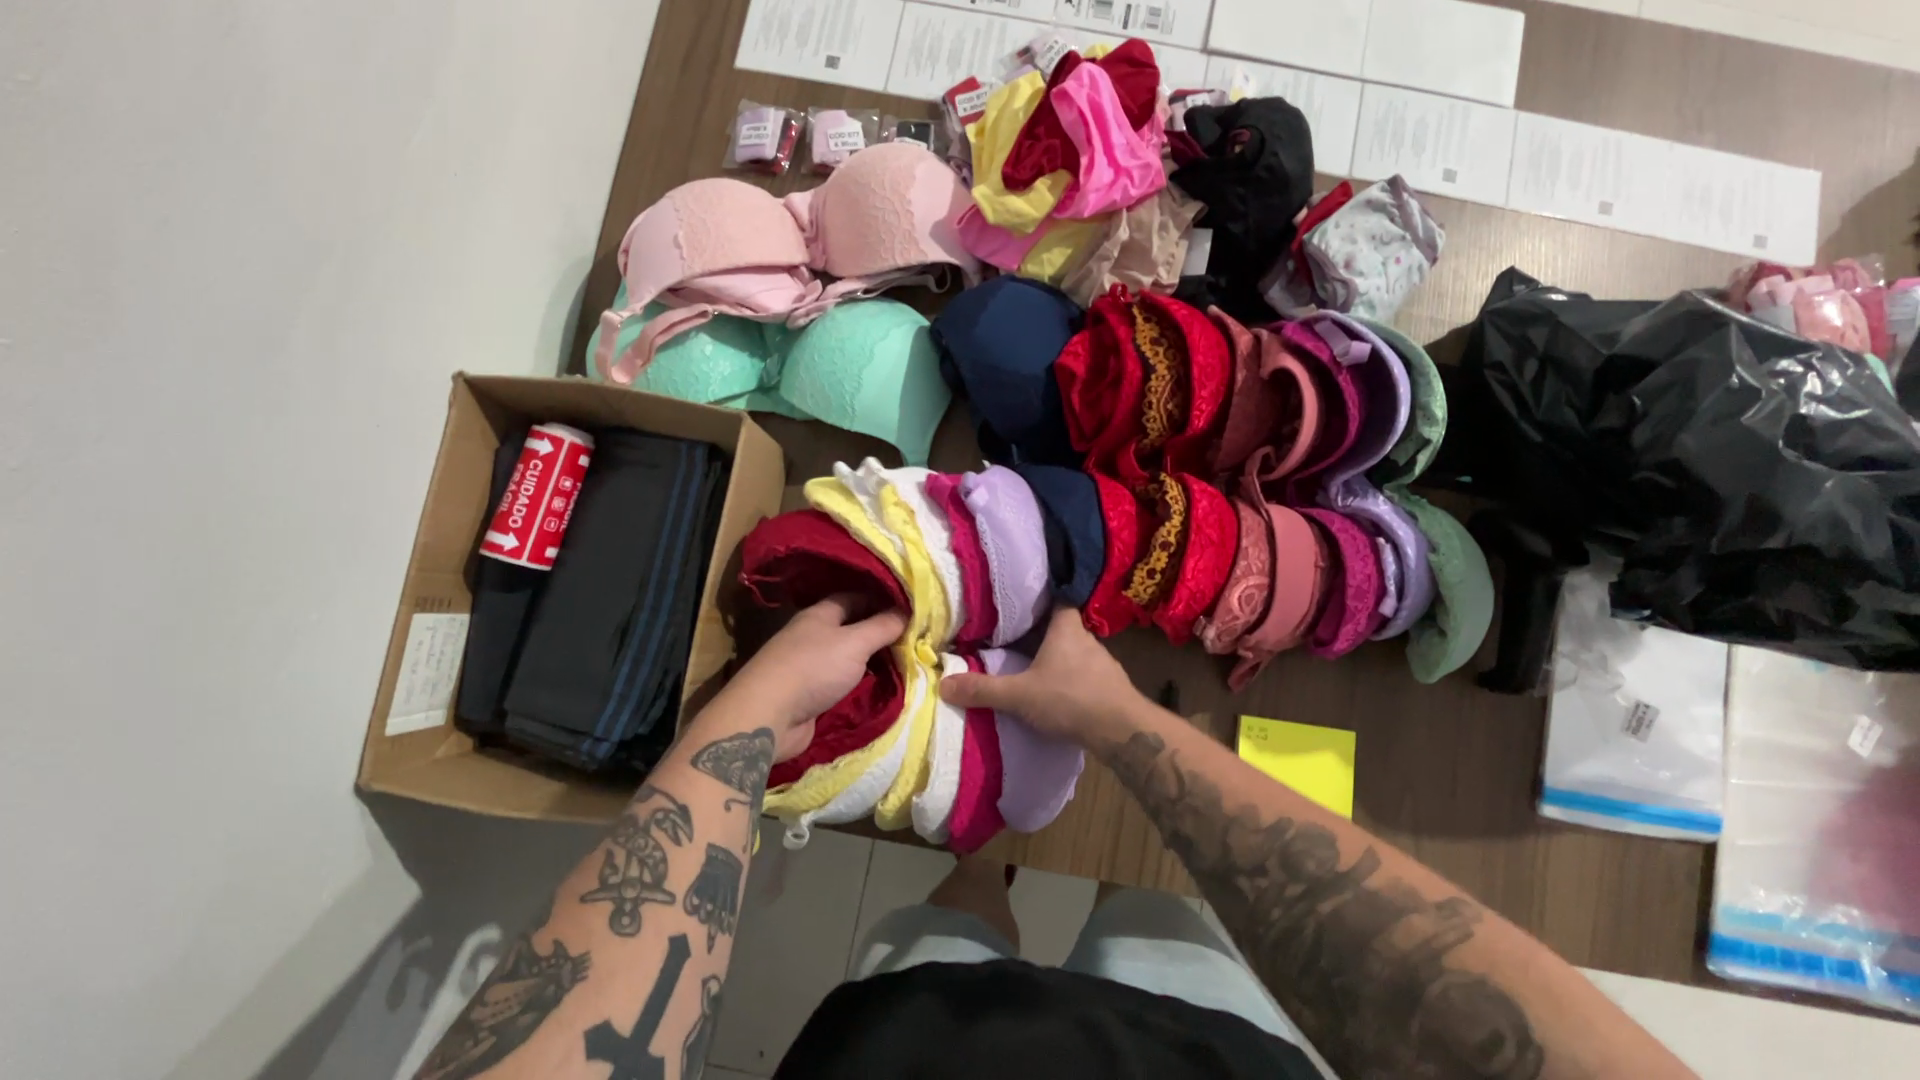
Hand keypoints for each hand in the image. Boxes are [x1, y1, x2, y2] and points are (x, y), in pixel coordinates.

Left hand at [705, 595, 905, 761]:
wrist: (769, 716)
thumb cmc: (813, 669)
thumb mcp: (855, 643)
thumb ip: (882, 626)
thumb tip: (908, 611)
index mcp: (819, 615)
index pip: (854, 597)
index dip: (881, 599)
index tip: (910, 607)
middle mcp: (812, 636)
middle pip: (851, 628)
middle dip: (879, 632)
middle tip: (914, 638)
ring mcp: (809, 666)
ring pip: (848, 658)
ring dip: (872, 661)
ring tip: (906, 662)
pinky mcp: (809, 695)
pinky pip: (842, 683)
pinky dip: (861, 684)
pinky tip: (882, 687)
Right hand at [938, 607, 1144, 745]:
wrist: (1123, 730)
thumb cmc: (1070, 699)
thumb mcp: (1019, 696)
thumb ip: (982, 690)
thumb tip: (943, 684)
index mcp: (1066, 629)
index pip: (1058, 600)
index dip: (1042, 597)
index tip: (1023, 600)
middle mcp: (1087, 639)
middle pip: (1063, 628)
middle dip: (1044, 633)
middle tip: (1017, 638)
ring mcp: (1104, 664)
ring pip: (1076, 653)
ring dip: (1059, 659)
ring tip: (1035, 667)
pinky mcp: (1112, 687)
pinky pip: (1087, 676)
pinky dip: (1073, 680)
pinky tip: (1060, 694)